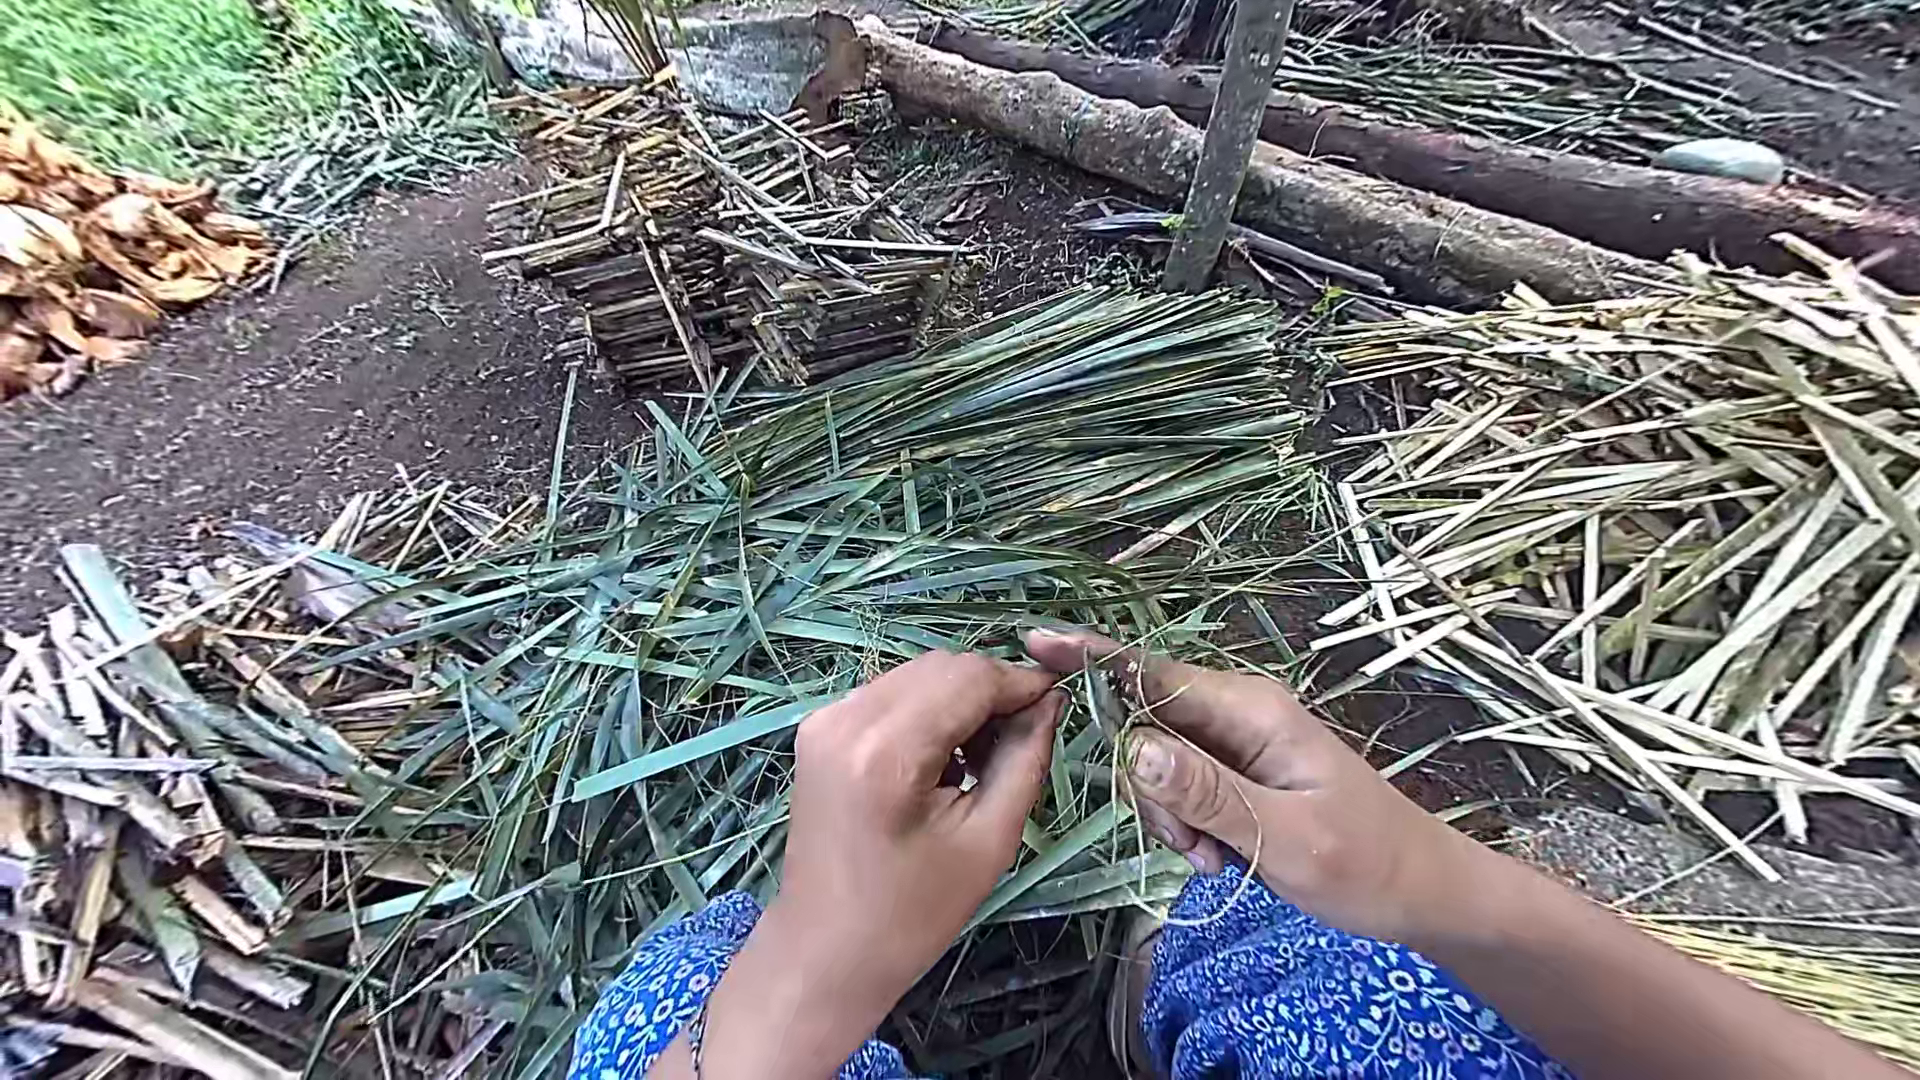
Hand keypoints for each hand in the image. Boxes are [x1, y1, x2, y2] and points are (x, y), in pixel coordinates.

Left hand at [681, 651, 1060, 1078]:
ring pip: (918, 673)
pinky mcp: (820, 724)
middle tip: (1018, 735)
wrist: (823, 954)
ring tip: (977, 754)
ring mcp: (826, 717)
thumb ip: (1025, 756)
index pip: (968, 678)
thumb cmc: (913, 914)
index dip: (1018, 681)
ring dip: (960, 698)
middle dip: (991, 690)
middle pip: (942, 667)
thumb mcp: (990, 840)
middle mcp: (847, 717)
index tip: (1054, 698)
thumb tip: (1049, 700)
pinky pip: (891, 691)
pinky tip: (939, 754)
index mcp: (886, 752)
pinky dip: (927, 707)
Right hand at [1025, 627, 1491, 942]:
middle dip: (1148, 785)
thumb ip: (1208, 791)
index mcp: (1247, 707)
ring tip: (1212, 855)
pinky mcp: (1225, 762)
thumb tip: (1135, 747)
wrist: (1422, 891)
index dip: (1091, 655)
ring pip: (1152, 758)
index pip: (1152, 671)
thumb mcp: (1289, 838)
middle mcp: (1229, 708)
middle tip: (1189, 844)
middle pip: (1143, 723)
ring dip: (1167, 810)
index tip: (1038, 640)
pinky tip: (1215, 852)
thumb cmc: (1367, 863)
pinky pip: (1172, 778)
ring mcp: (1226, 735)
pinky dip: (1180, 817)